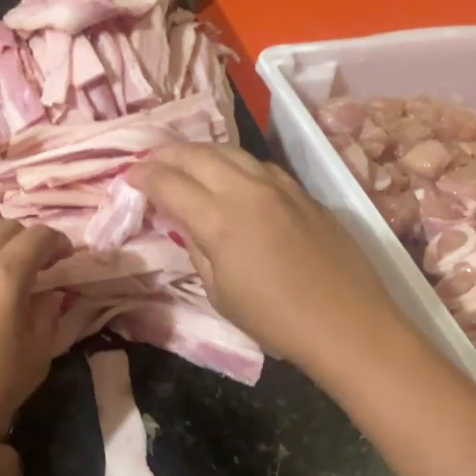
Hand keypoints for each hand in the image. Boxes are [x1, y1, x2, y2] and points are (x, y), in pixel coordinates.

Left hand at [0, 217, 68, 463]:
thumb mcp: (35, 357)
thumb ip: (48, 315)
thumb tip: (51, 293)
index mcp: (7, 274)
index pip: (38, 237)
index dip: (58, 241)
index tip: (65, 256)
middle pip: (5, 226)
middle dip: (27, 238)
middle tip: (37, 260)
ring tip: (0, 257)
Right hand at [128, 143, 414, 377]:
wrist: (348, 324)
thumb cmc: (274, 320)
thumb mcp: (219, 293)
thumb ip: (197, 250)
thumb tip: (188, 226)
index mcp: (219, 219)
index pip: (169, 183)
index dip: (143, 176)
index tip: (128, 176)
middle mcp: (247, 190)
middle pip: (197, 155)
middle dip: (166, 154)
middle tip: (149, 161)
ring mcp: (280, 186)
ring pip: (231, 151)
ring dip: (200, 152)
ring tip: (184, 161)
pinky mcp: (303, 193)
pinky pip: (259, 165)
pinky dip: (233, 162)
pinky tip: (229, 175)